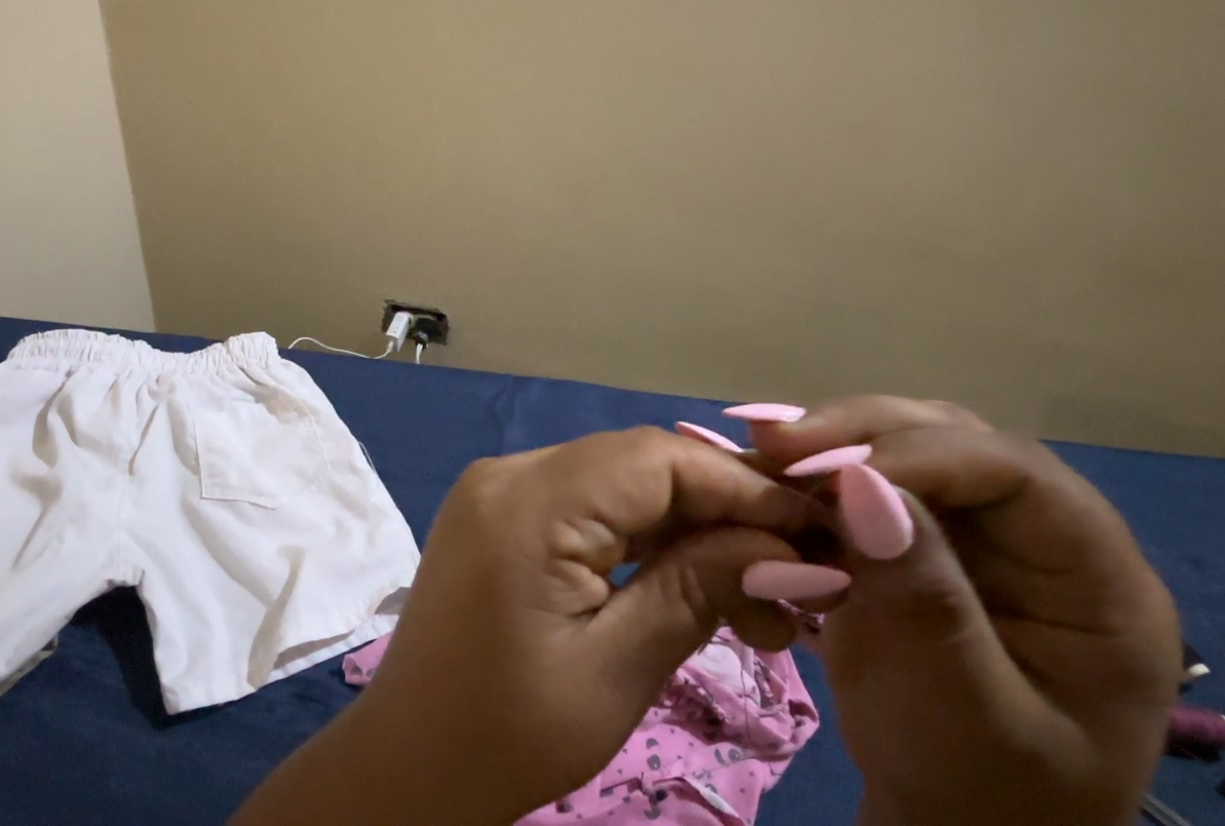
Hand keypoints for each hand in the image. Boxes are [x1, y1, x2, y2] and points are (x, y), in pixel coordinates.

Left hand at [232, 428, 834, 824]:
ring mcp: (502, 491)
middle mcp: (510, 474)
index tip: (814, 533)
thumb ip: (699, 589)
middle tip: (798, 579)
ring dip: (693, 533)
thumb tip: (790, 550)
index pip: (657, 458)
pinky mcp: (505, 516)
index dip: (742, 488)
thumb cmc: (508, 733)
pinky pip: (593, 507)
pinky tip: (697, 585)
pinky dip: (648, 541)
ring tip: (761, 602)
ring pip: (624, 485)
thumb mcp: (617, 668)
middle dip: (726, 515)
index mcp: (527, 503)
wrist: (410, 765)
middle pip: (643, 466)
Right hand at [739, 397, 1178, 825]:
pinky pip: (873, 490)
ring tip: (763, 450)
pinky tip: (773, 479)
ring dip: (833, 447)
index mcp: (1098, 583)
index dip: (916, 453)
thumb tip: (860, 482)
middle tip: (771, 441)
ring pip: (910, 453)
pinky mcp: (929, 546)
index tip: (817, 467)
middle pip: (959, 443)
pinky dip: (819, 482)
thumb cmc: (975, 793)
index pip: (1016, 473)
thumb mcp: (957, 713)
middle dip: (861, 434)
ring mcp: (985, 539)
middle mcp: (1045, 540)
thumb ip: (921, 600)